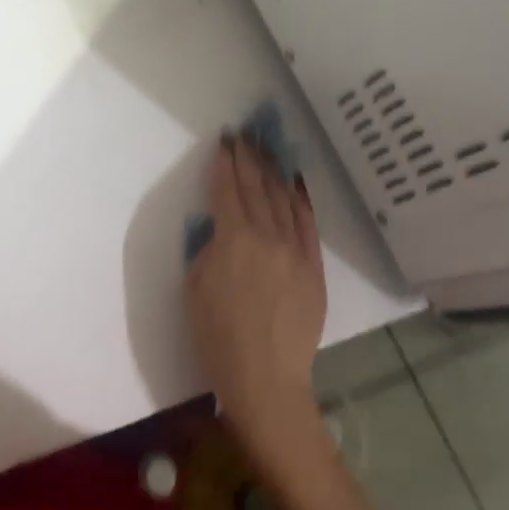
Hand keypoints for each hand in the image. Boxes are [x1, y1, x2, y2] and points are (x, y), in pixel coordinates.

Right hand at [186, 133, 328, 446]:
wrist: (264, 376)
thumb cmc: (216, 334)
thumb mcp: (194, 284)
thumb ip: (207, 246)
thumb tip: (218, 225)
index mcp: (232, 238)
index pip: (227, 189)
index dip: (224, 162)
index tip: (223, 141)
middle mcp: (267, 235)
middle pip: (256, 186)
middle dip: (249, 157)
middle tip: (244, 133)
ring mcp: (295, 249)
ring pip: (283, 198)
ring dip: (273, 169)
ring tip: (266, 146)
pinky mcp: (314, 266)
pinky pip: (308, 223)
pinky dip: (300, 198)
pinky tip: (294, 180)